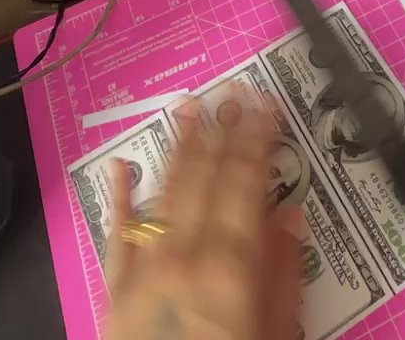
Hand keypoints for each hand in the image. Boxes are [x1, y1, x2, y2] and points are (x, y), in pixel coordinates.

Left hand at [103, 95, 302, 339]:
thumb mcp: (279, 337)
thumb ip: (284, 274)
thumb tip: (291, 212)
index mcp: (232, 266)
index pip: (248, 183)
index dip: (258, 140)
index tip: (265, 104)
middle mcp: (186, 255)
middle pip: (208, 177)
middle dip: (224, 130)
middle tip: (233, 90)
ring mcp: (144, 270)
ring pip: (166, 191)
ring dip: (179, 145)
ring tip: (190, 105)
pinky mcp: (114, 292)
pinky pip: (117, 234)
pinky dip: (119, 196)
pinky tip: (122, 164)